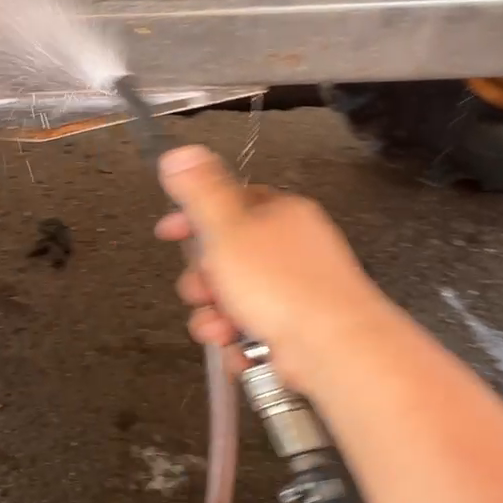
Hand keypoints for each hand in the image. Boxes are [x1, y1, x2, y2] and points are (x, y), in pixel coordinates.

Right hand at [153, 145, 390, 391]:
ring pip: (229, 296)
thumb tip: (181, 154)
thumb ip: (200, 192)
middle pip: (221, 256)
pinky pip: (245, 328)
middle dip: (201, 279)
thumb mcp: (228, 229)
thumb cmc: (286, 287)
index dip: (191, 219)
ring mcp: (289, 289)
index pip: (224, 204)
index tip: (169, 232)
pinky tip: (238, 345)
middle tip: (203, 288)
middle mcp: (287, 248)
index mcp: (277, 215)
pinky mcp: (289, 325)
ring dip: (213, 315)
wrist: (333, 348)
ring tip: (221, 325)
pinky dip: (236, 340)